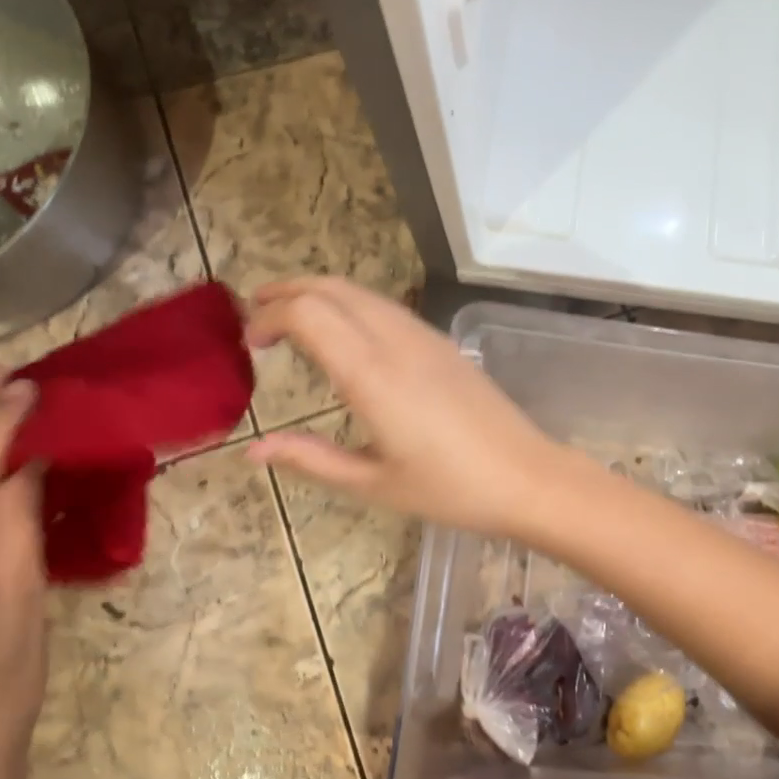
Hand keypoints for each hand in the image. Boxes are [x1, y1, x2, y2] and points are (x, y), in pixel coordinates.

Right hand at [243, 277, 583, 535]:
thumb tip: (254, 449)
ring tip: (293, 320)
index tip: (250, 343)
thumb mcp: (374, 483)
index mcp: (372, 374)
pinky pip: (389, 309)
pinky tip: (347, 337)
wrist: (528, 477)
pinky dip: (353, 307)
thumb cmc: (451, 489)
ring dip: (322, 295)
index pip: (309, 314)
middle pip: (333, 289)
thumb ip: (311, 459)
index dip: (270, 316)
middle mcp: (398, 342)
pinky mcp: (446, 345)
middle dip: (288, 292)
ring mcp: (427, 339)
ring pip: (364, 293)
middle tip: (257, 315)